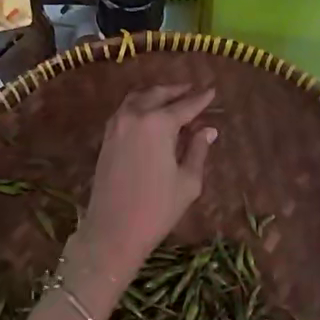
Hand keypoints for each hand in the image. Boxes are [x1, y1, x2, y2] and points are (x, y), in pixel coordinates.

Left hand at [67, 85, 216, 288]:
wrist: (113, 230)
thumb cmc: (157, 209)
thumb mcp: (187, 181)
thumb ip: (197, 150)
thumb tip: (208, 130)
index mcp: (158, 124)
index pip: (185, 105)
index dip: (201, 99)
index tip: (212, 90)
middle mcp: (135, 116)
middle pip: (158, 94)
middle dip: (177, 90)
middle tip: (192, 89)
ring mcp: (116, 125)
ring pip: (138, 98)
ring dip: (156, 94)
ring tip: (172, 98)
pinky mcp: (106, 137)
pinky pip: (126, 110)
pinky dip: (140, 105)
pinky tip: (150, 114)